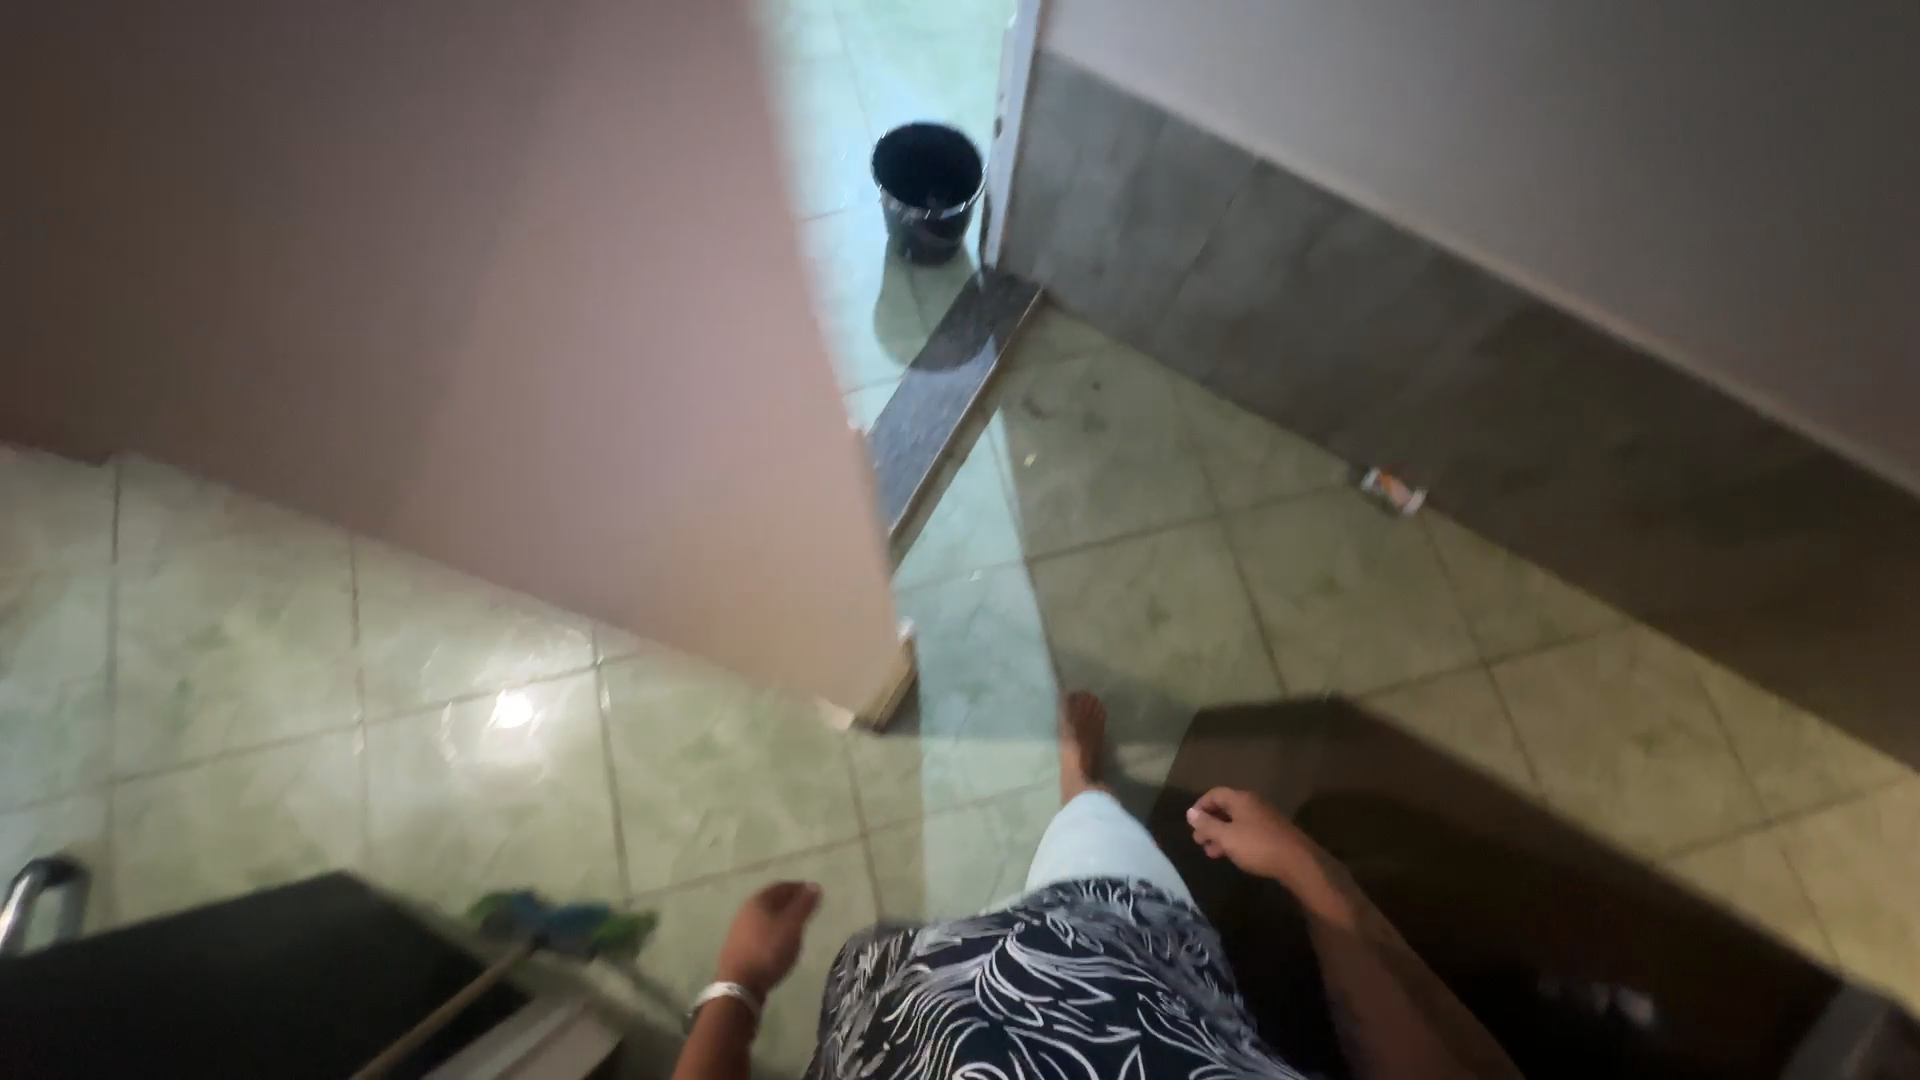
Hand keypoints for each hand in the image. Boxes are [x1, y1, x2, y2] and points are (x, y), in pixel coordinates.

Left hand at [715, 881, 821, 998]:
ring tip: (796, 928)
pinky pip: (760, 932)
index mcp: (759, 900)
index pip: (783, 886)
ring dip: (781, 918)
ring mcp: (739, 930)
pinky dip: (773, 932)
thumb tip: (814, 886)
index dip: (799, 888)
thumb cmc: (768, 950)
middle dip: (790, 903)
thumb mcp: (792, 925)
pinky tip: (780, 944)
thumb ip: (804, 905)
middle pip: (772, 901)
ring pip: (766, 917)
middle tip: (807, 910)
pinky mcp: (737, 948)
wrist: (738, 986)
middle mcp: (746, 910)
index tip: (814, 894)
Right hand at [1186, 788, 1318, 883]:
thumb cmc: (1257, 846)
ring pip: (1237, 822)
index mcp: (1240, 799)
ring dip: (1222, 835)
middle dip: (1210, 824)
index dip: (1200, 806)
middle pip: (1226, 808)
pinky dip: (1236, 840)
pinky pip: (1249, 831)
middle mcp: (1253, 804)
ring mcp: (1266, 818)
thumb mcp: (1227, 837)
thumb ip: (1207, 824)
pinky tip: (1233, 855)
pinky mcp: (1275, 833)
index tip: (1191, 822)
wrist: (1299, 863)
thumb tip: (1190, 812)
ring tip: (1211, 853)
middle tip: (1199, 840)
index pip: (1215, 794)